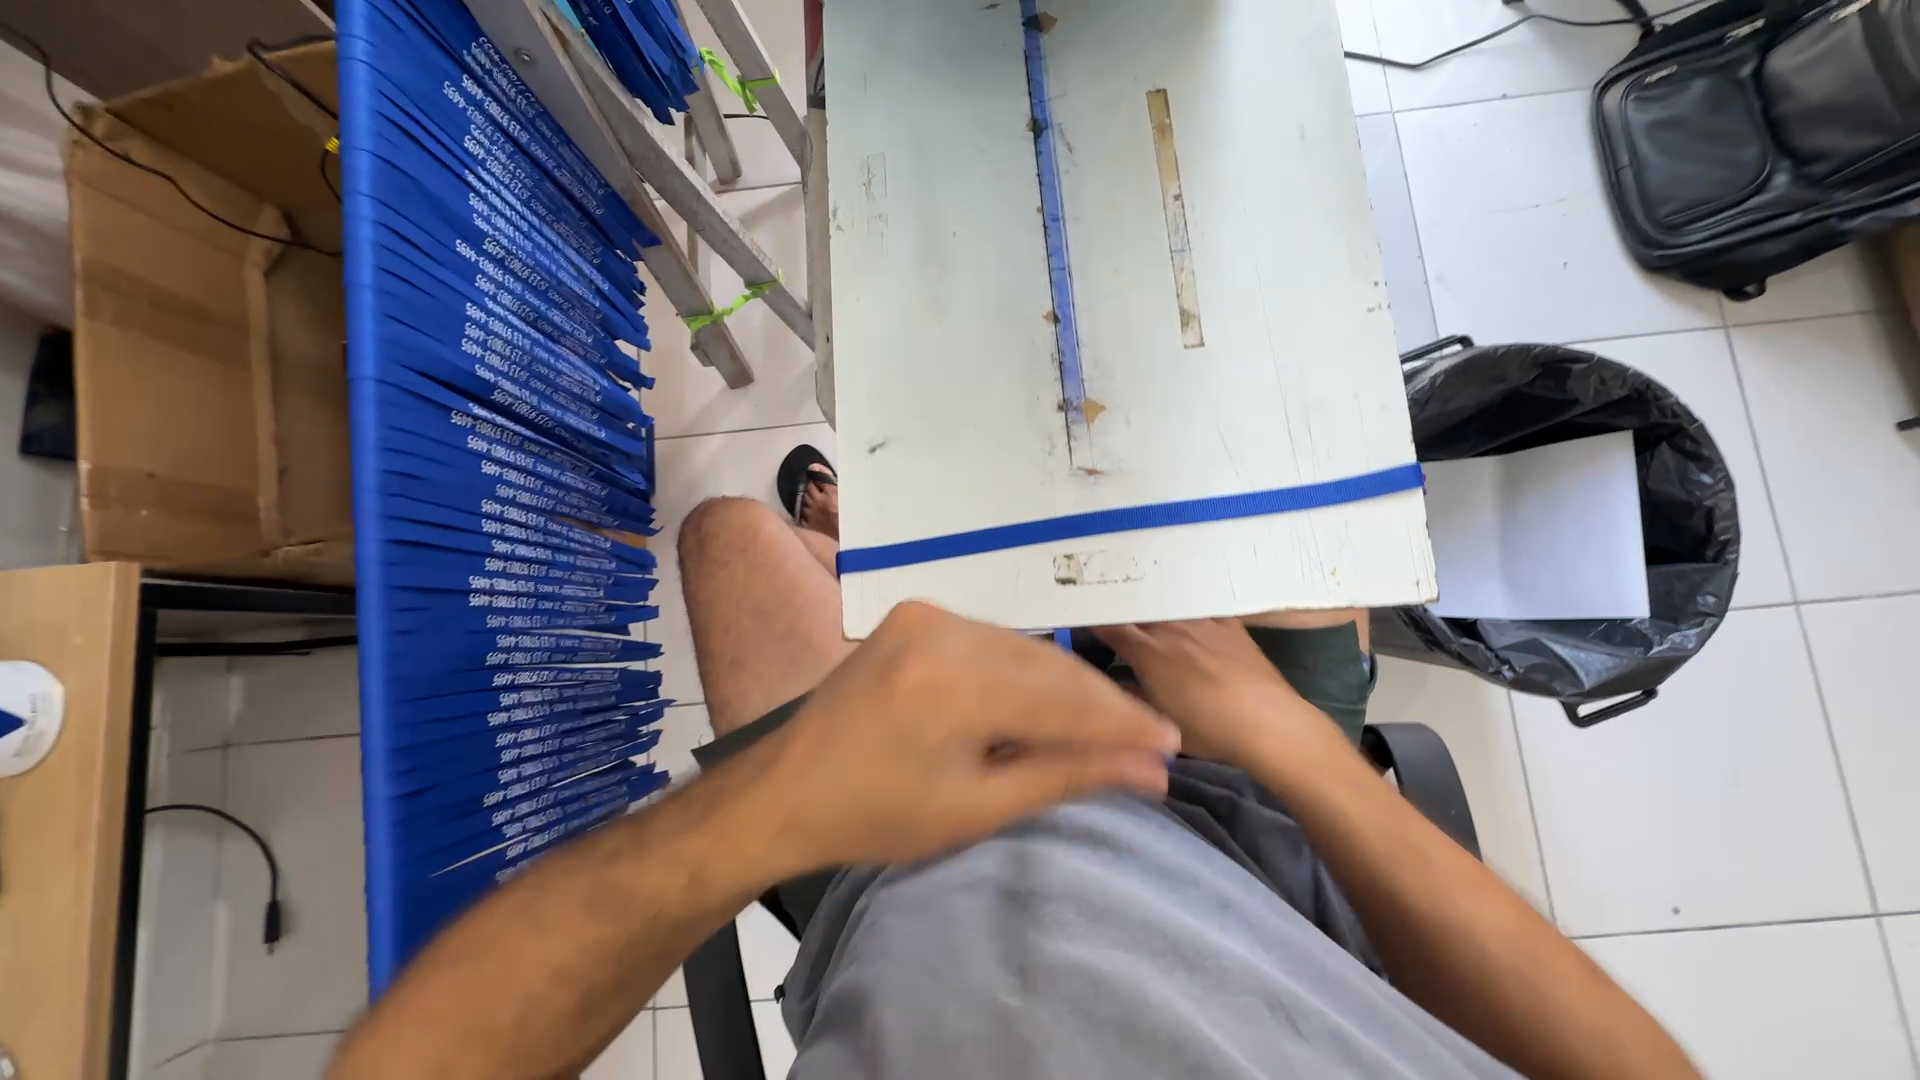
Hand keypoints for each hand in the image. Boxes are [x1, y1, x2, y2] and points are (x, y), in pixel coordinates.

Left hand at [732, 602, 1181, 869]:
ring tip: (1108, 725)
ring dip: (1066, 686)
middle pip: (1048, 666)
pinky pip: (992, 640)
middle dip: (1100, 704)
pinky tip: (1046, 700)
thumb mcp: (975, 808)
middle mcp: (941, 631)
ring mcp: (925, 615)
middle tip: (1150, 739)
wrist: (787, 787)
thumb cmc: (877, 814)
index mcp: (952, 684)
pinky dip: (1024, 670)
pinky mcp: (915, 615)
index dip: (1122, 722)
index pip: (1063, 699)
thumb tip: (1148, 768)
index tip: (1171, 744)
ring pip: (1024, 649)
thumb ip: (1064, 775)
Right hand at [1094, 620, 1334, 766]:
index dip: (1092, 621)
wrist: (1269, 722)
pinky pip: (1199, 609)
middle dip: (1121, 610)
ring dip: (1152, 608)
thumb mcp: (1158, 721)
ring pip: (1167, 605)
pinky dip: (1186, 610)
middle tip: (1109, 614)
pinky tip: (1187, 616)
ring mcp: (1202, 621)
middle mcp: (1170, 627)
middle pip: (1137, 608)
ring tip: (1146, 612)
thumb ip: (1130, 698)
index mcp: (1146, 651)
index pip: (1109, 625)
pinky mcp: (1229, 623)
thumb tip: (1107, 688)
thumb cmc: (1208, 728)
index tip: (1081, 619)